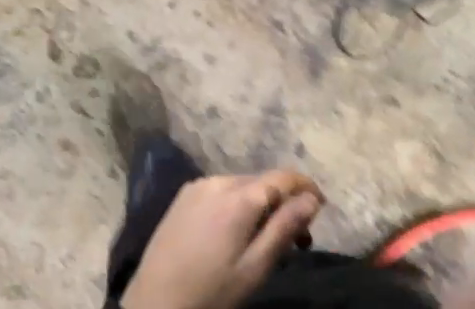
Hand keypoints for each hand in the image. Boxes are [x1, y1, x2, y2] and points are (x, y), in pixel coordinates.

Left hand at [121, 171, 324, 308]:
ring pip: (241, 187)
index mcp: (238, 197)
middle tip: (298, 241)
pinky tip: (236, 234)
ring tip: (267, 241)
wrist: (153, 305)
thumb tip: (312, 198)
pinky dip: (237, 206)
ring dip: (260, 206)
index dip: (306, 188)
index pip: (282, 177)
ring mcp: (197, 187)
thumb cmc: (211, 293)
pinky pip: (220, 193)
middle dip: (284, 204)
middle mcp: (217, 181)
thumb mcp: (255, 268)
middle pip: (262, 182)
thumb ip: (284, 228)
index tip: (322, 208)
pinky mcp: (182, 197)